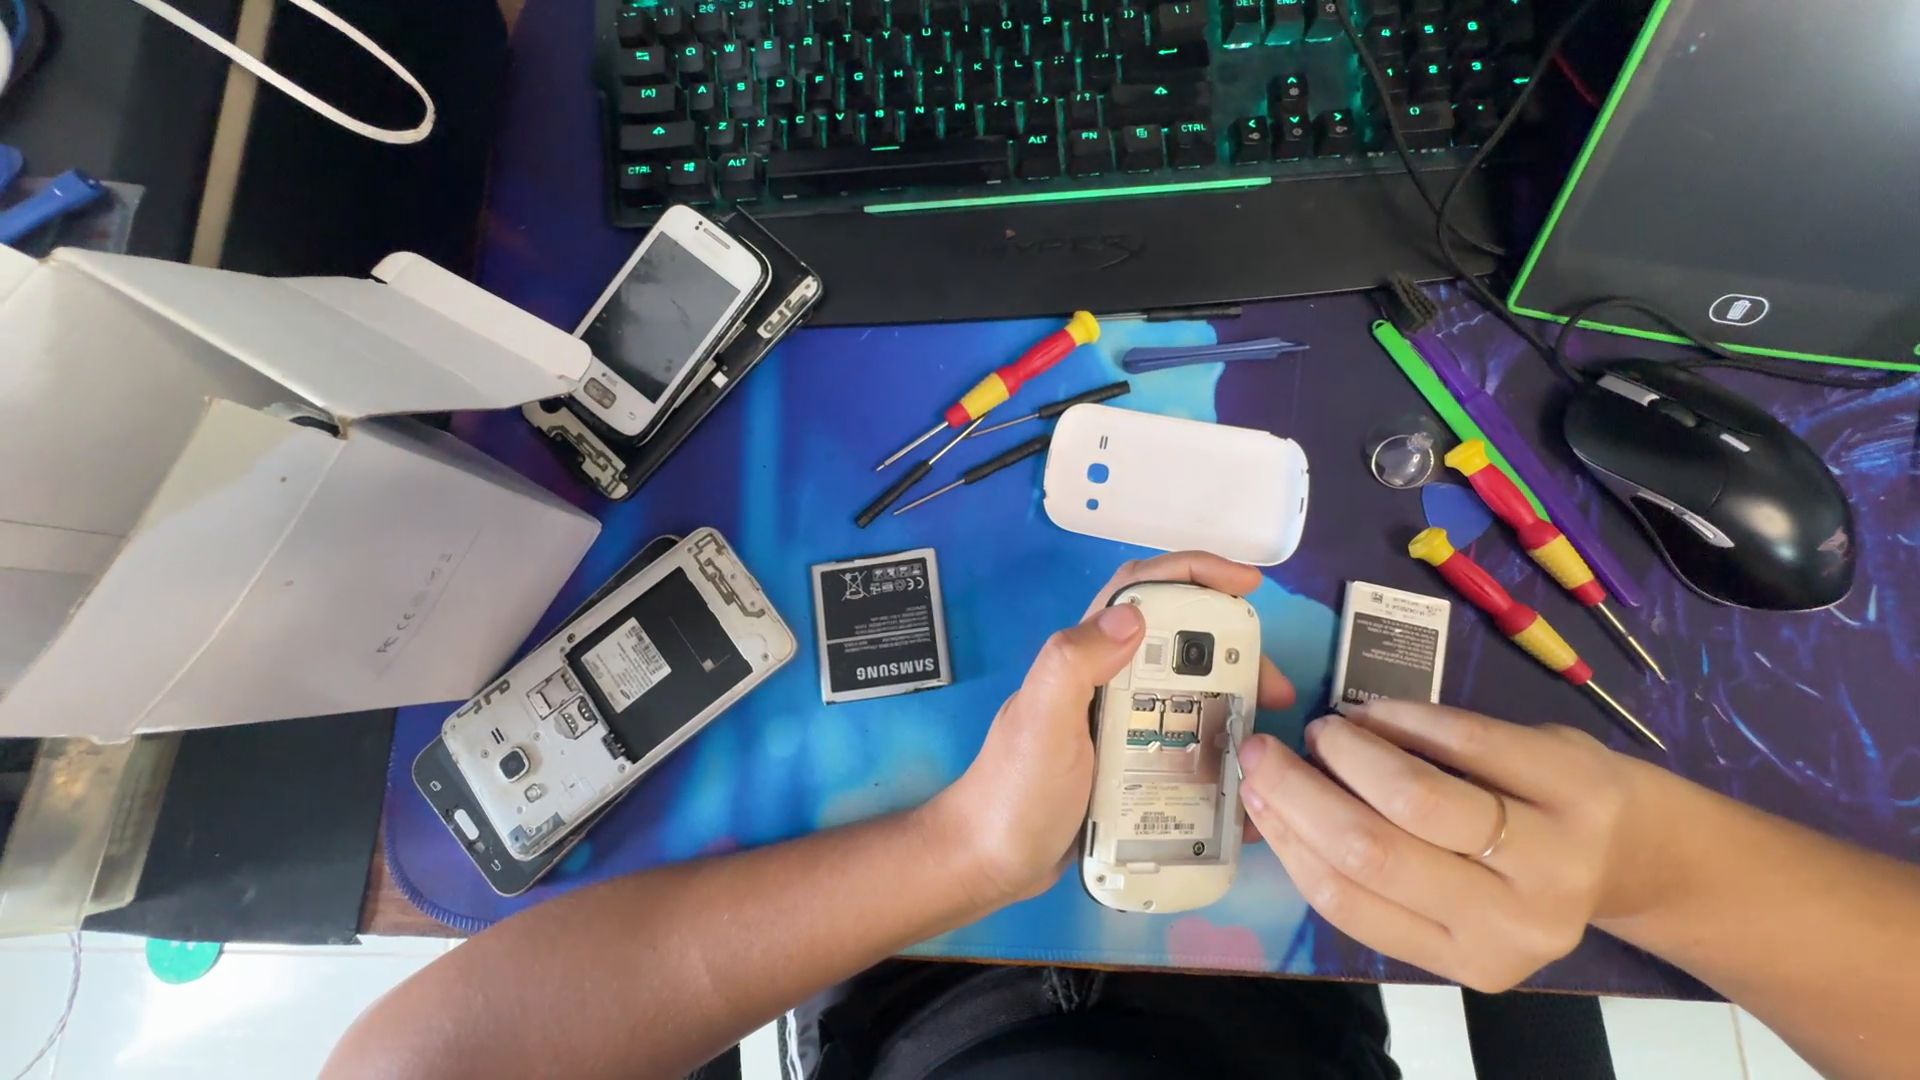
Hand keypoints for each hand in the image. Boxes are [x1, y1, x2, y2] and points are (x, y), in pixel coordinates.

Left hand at [928, 552, 1296, 907]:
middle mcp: (1105, 680)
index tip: (1248, 585)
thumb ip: (1073, 662)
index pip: (1139, 591)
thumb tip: (1133, 615)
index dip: (1193, 573)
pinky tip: (1243, 775)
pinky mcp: (1131, 762)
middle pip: (1178, 642)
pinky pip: (1185, 741)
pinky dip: (1219, 748)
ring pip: (1188, 692)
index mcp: (1083, 657)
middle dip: (1231, 649)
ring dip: (1232, 701)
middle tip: (1272, 685)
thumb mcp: (1042, 720)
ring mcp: (1119, 723)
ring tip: (1265, 734)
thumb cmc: (1016, 789)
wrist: (993, 861)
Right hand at [1237, 700, 1666, 991]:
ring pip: (1413, 797)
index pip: (1345, 898)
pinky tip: (1374, 713)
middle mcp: (1512, 923)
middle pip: (1370, 848)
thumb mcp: (1443, 889)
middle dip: (1297, 788)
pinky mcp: (1575, 786)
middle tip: (1263, 747)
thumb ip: (1363, 860)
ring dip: (1347, 750)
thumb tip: (1266, 800)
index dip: (1286, 836)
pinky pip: (1462, 740)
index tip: (1252, 787)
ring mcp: (1552, 856)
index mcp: (1466, 957)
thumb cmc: (1510, 866)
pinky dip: (1399, 717)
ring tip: (1326, 729)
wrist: (1634, 847)